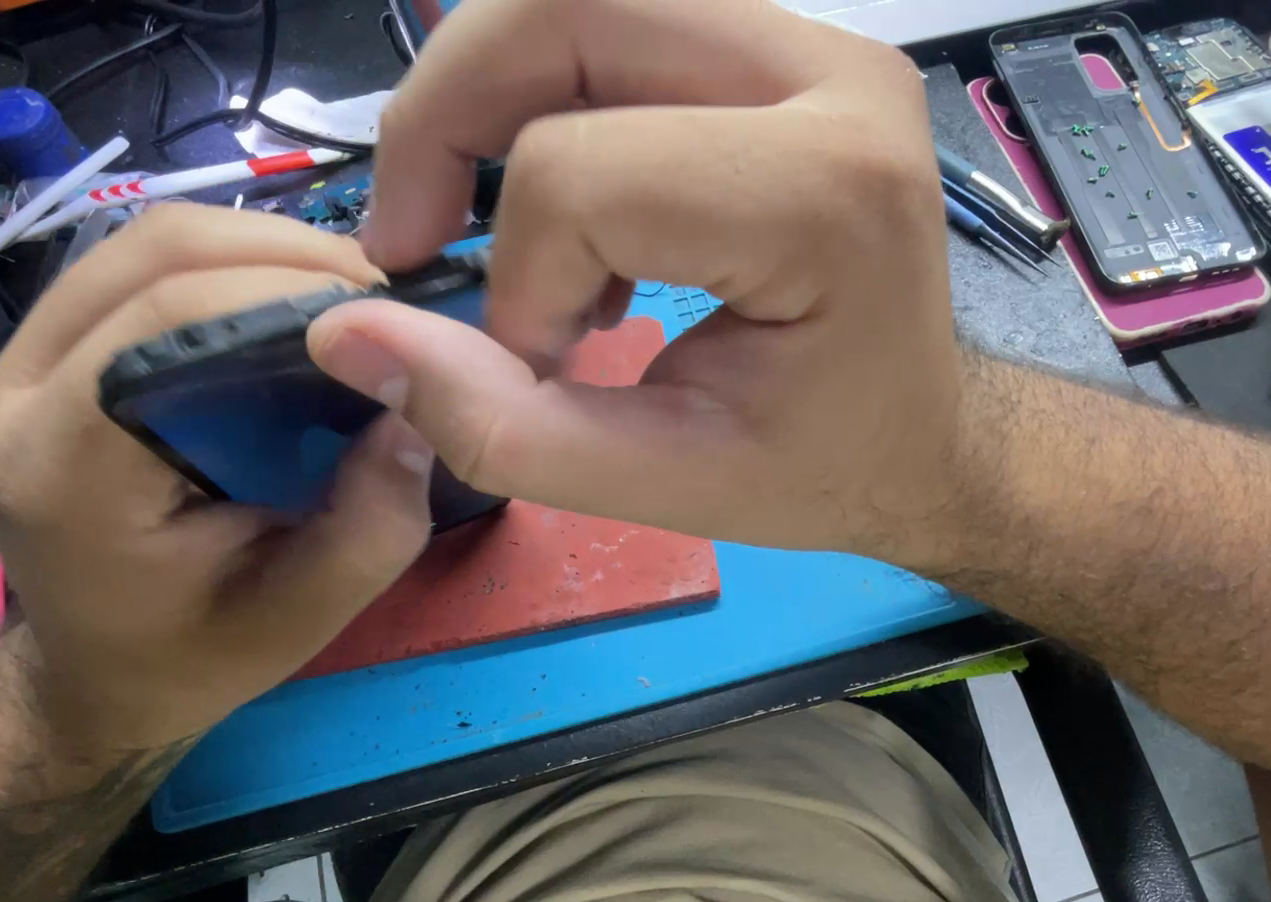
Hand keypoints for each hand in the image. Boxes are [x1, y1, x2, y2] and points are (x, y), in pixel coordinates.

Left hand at [0, 205, 432, 750]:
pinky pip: (140, 274)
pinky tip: (295, 313)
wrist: (102, 676)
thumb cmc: (198, 656)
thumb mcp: (306, 615)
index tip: (388, 315)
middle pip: (147, 252)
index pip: (168, 320)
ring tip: (349, 298)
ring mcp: (20, 365)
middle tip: (383, 294)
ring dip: (258, 250)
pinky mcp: (50, 358)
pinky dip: (231, 271)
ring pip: (139, 245)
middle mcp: (19, 394)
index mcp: (69, 468)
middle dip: (281, 250)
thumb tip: (416, 417)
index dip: (285, 291)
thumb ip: (371, 527)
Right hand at [308, 0, 964, 567]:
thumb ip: (505, 429)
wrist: (922, 439)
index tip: (538, 365)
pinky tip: (579, 226)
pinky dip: (553, 109)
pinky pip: (623, 28)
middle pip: (563, 7)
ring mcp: (817, 50)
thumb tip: (348, 335)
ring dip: (493, 105)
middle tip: (413, 237)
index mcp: (824, 194)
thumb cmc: (821, 472)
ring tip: (494, 235)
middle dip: (446, 117)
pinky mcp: (790, 57)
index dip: (515, 277)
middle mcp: (831, 79)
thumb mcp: (664, 485)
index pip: (581, 171)